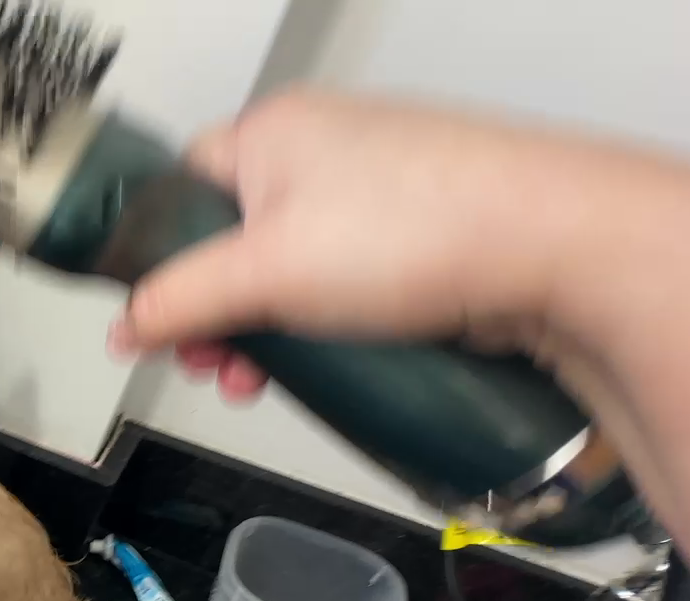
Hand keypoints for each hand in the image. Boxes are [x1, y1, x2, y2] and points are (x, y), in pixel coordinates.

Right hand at [108, 90, 580, 402]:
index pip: (174, 189)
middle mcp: (313, 158)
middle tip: (200, 356)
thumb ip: (171, 303)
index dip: (153, 253)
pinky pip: (311, 288)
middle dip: (200, 315)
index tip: (149, 306)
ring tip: (246, 376)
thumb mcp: (258, 273)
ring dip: (242, 334)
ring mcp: (357, 200)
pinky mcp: (391, 242)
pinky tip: (290, 368)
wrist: (567, 256)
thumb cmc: (421, 232)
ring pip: (261, 275)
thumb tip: (121, 330)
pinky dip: (291, 331)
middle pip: (213, 245)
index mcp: (272, 135)